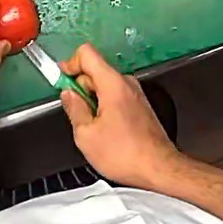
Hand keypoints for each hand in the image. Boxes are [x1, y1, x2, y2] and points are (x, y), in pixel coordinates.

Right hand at [59, 44, 183, 190]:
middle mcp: (126, 82)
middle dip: (80, 88)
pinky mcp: (140, 106)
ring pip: (104, 85)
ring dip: (92, 100)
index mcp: (112, 83)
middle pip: (95, 70)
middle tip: (76, 113)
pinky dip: (104, 106)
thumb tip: (68, 94)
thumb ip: (73, 108)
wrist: (160, 170)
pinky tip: (105, 130)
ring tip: (91, 127)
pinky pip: (115, 96)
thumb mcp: (86, 134)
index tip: (62, 82)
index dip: (69, 64)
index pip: (86, 53)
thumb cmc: (123, 153)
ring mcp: (135, 93)